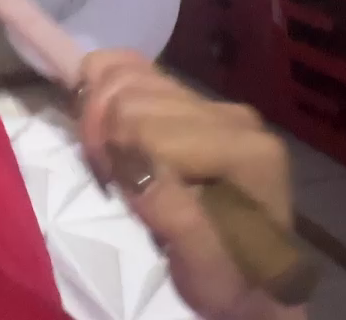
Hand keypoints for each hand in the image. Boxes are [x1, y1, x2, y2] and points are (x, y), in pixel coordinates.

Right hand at [78, 51, 300, 319]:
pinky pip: (127, 64)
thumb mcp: (203, 270)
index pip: (149, 127)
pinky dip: (100, 85)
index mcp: (246, 152)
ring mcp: (209, 100)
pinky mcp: (186, 94)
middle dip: (103, 135)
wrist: (247, 278)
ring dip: (98, 114)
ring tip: (109, 153)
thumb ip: (174, 215)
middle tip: (107, 175)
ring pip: (122, 74)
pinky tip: (106, 121)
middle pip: (130, 96)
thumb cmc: (227, 280)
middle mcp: (232, 115)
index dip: (119, 158)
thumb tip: (137, 171)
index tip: (113, 191)